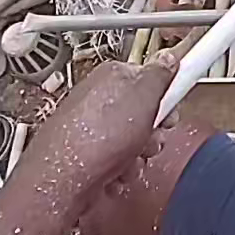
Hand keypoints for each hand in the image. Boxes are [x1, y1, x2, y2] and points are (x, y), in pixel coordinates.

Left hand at [24, 57, 176, 194]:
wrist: (63, 177)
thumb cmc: (95, 136)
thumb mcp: (143, 96)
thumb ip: (159, 74)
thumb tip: (168, 58)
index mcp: (112, 77)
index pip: (151, 81)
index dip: (166, 99)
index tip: (170, 111)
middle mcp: (100, 99)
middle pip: (145, 115)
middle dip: (152, 134)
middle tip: (148, 139)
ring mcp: (93, 127)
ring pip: (134, 142)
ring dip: (138, 157)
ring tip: (127, 160)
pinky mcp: (87, 153)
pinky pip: (118, 161)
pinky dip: (121, 170)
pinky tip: (114, 172)